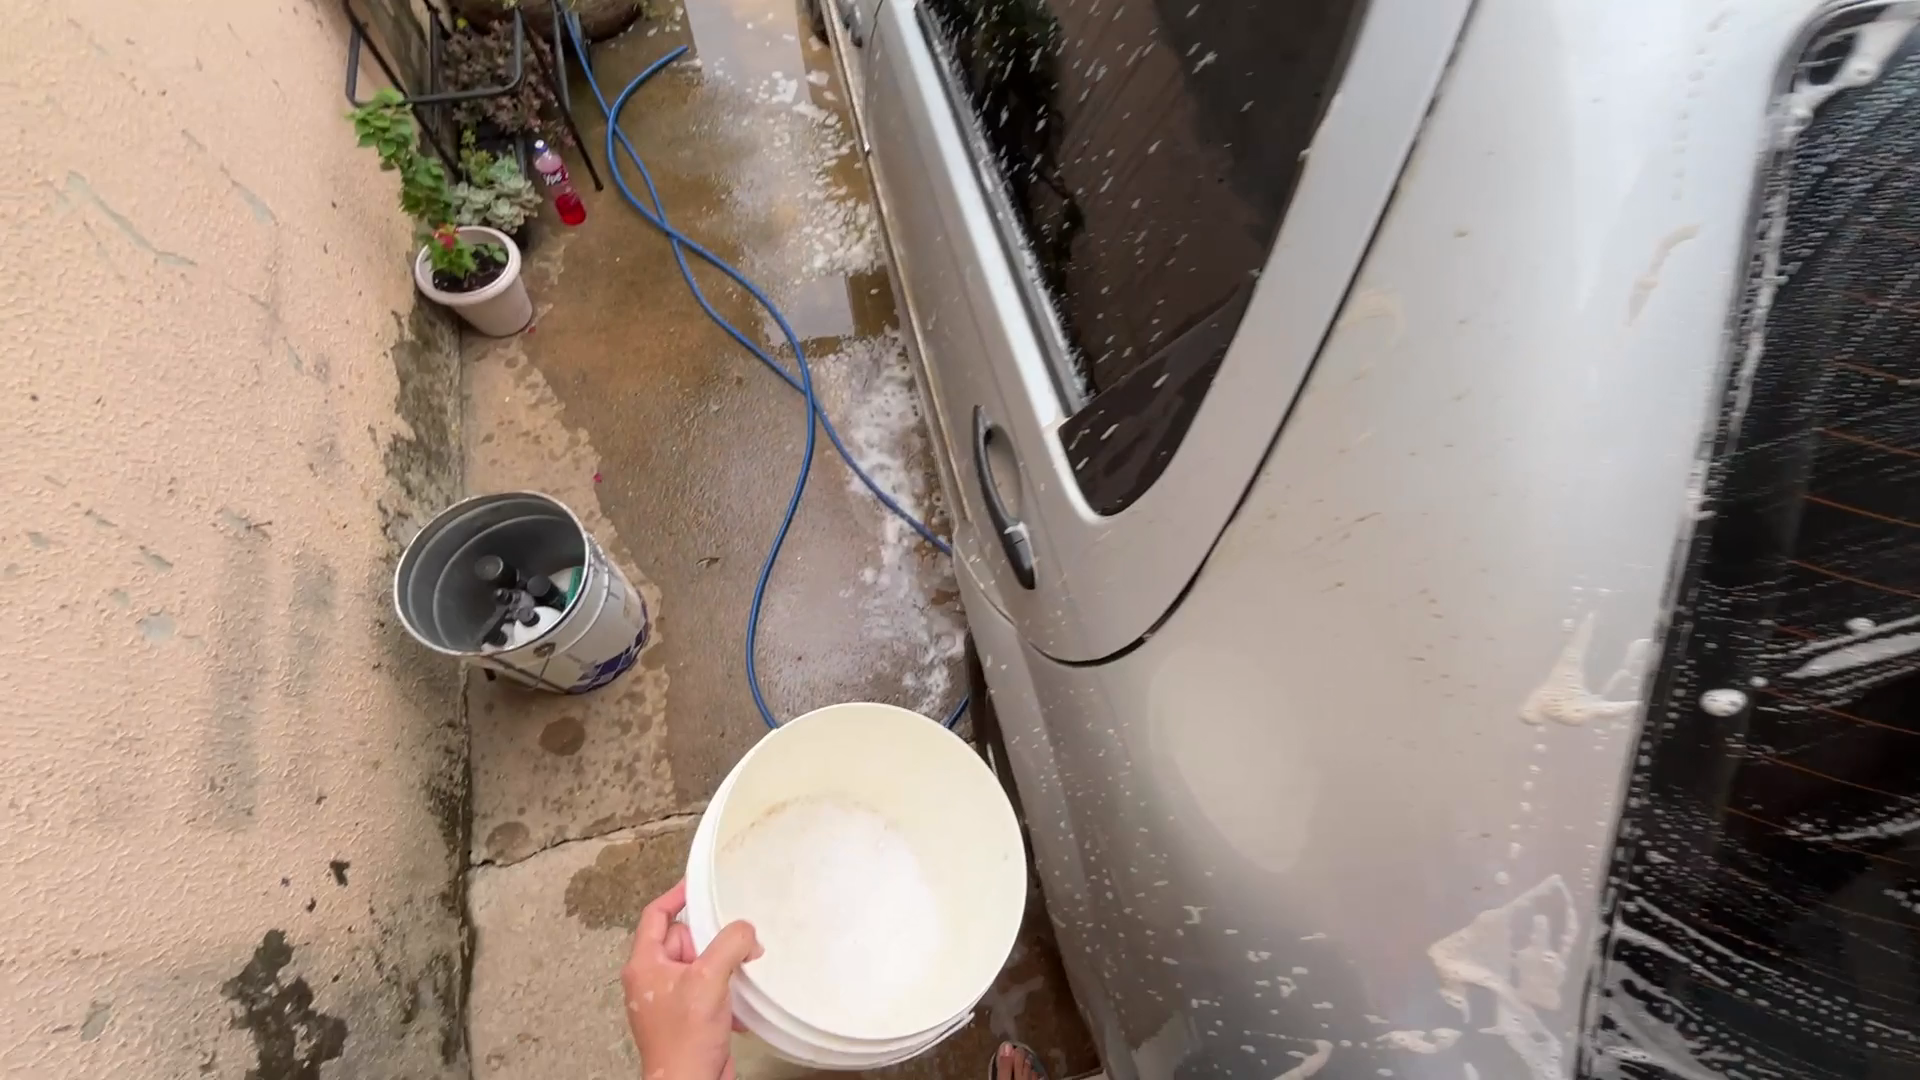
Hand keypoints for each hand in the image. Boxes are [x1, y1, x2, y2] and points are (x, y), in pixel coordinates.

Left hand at [623, 880, 761, 1079]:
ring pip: (702, 961)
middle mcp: (652, 979)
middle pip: (686, 937)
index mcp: (644, 965)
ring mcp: (669, 999)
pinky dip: (726, 990)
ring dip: (725, 966)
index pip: (656, 915)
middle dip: (714, 939)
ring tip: (738, 977)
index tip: (701, 882)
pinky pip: (709, 986)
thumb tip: (747, 932)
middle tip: (735, 946)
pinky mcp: (687, 1017)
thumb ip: (731, 942)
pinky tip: (738, 1006)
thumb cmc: (686, 1038)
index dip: (677, 895)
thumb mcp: (710, 977)